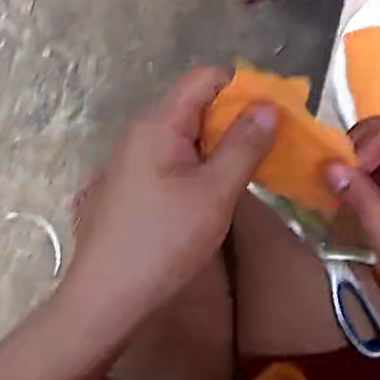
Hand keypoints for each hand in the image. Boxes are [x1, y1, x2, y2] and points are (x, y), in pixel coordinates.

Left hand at [67, 68, 275, 321]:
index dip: (243, 88)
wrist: (105, 300)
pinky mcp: (133, 187)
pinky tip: (219, 190)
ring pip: (187, 135)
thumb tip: (269, 106)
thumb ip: (245, 145)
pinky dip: (202, 164)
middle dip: (237, 118)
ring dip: (222, 144)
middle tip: (272, 143)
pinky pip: (174, 159)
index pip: (205, 79)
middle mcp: (141, 133)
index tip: (274, 113)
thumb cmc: (163, 241)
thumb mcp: (215, 192)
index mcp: (158, 124)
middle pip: (196, 105)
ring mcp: (133, 161)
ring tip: (253, 168)